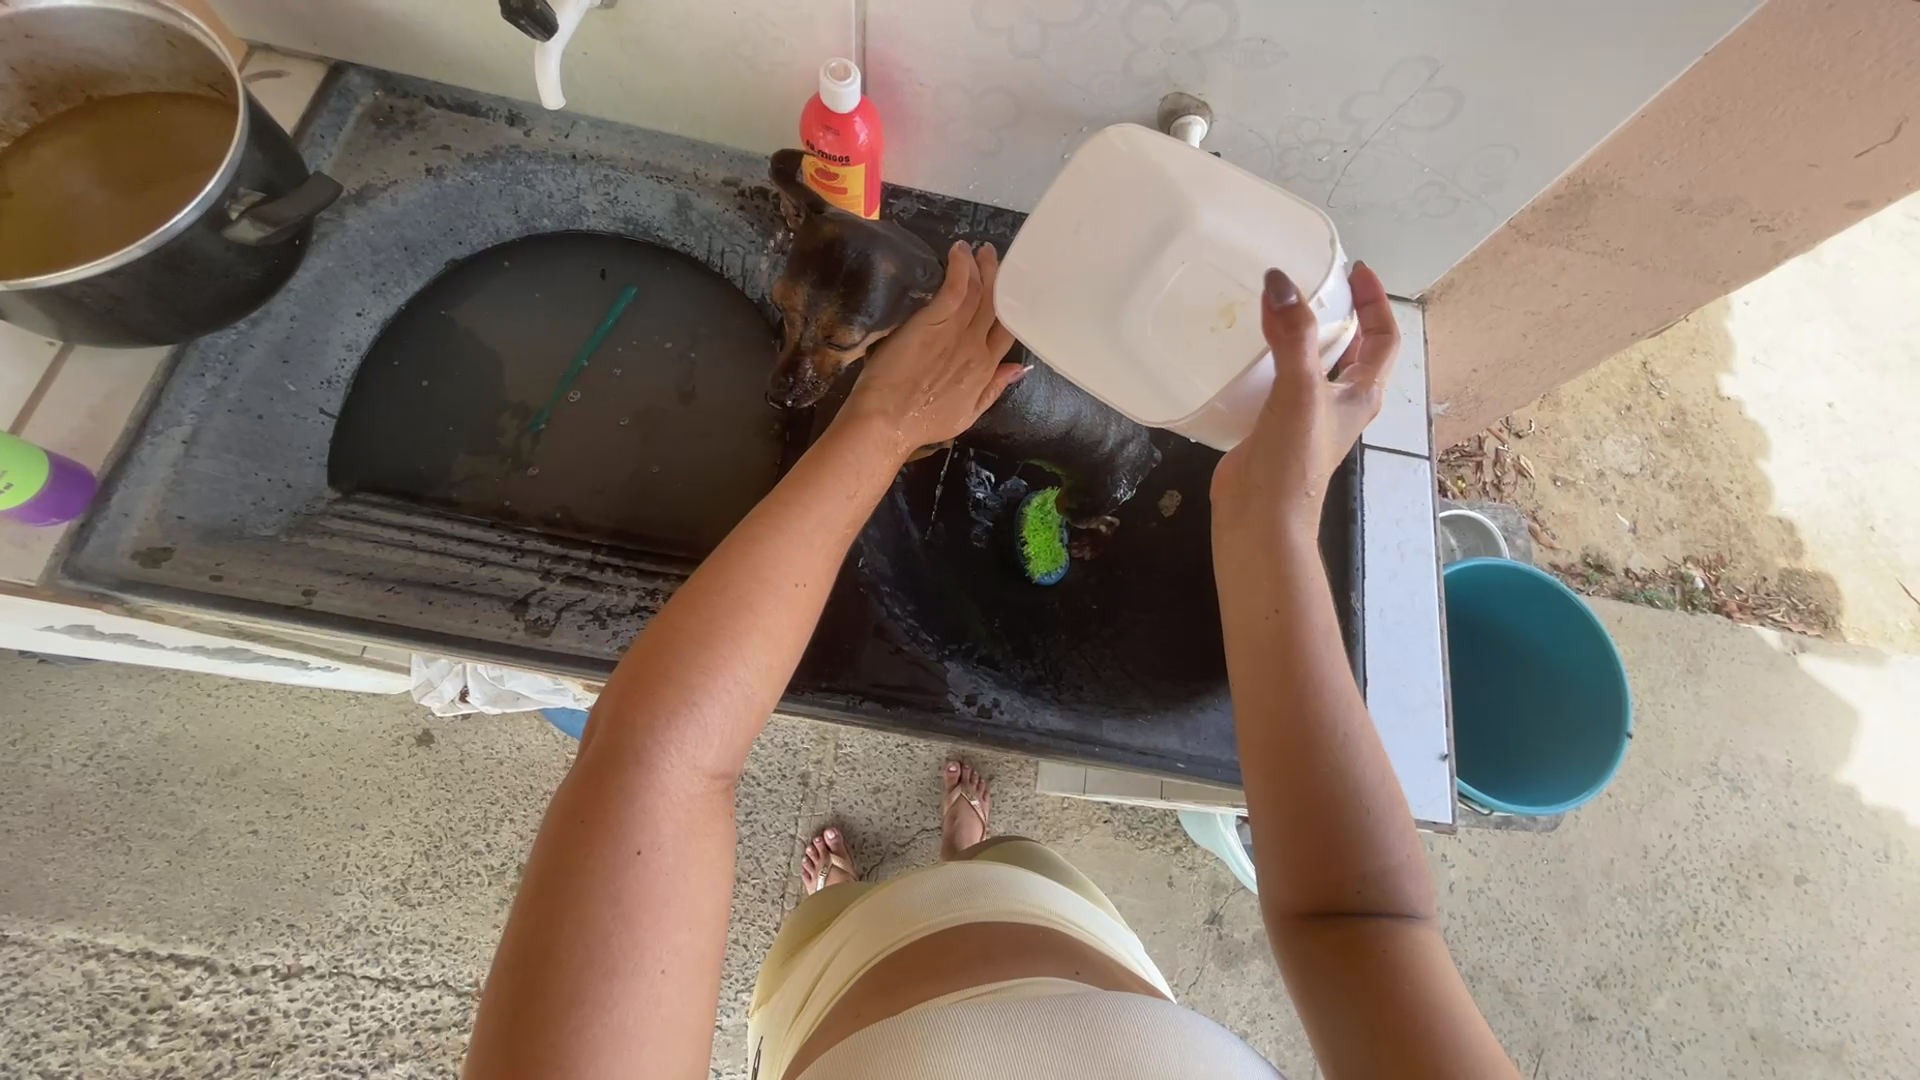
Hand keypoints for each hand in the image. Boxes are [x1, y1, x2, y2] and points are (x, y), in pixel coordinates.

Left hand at [836, 241, 1026, 457]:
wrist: (889, 422)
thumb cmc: (922, 423)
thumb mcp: (967, 415)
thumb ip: (993, 389)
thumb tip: (1019, 368)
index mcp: (985, 370)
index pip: (1006, 330)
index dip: (1009, 306)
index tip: (1006, 289)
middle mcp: (976, 347)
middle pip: (994, 305)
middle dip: (996, 277)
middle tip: (992, 256)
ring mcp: (955, 333)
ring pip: (977, 292)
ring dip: (979, 267)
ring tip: (978, 250)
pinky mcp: (931, 322)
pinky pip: (954, 289)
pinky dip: (960, 268)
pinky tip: (960, 252)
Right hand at [1211, 262, 1398, 539]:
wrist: (1261, 515)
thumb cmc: (1293, 456)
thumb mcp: (1300, 388)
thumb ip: (1292, 334)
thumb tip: (1278, 281)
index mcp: (1360, 395)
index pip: (1383, 338)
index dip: (1375, 302)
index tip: (1355, 271)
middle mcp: (1338, 406)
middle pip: (1349, 353)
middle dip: (1336, 319)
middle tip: (1310, 290)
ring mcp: (1304, 420)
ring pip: (1310, 371)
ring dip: (1298, 343)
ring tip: (1273, 316)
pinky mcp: (1271, 431)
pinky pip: (1274, 389)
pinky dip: (1264, 369)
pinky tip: (1241, 360)